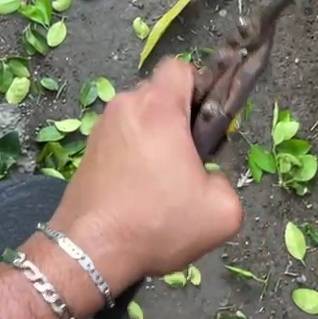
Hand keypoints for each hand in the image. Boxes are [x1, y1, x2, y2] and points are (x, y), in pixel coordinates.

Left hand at [46, 60, 243, 294]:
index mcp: (158, 108)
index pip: (180, 67)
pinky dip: (133, 153)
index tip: (206, 120)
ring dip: (154, 137)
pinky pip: (121, 137)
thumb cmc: (156, 223)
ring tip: (161, 181)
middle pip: (159, 93)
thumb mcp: (221, 211)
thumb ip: (229, 180)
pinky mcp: (88, 148)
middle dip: (177, 117)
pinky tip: (138, 190)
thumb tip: (210, 175)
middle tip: (189, 158)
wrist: (89, 251)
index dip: (199, 87)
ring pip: (139, 116)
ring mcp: (102, 126)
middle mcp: (127, 106)